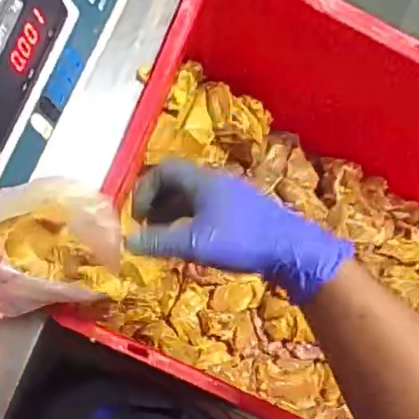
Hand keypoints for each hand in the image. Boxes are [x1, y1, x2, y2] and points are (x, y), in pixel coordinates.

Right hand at [127, 158, 353, 302]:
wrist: (290, 248)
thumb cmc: (240, 241)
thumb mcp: (194, 243)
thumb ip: (160, 241)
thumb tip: (128, 242)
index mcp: (202, 180)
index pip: (162, 170)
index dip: (143, 190)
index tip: (136, 217)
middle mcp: (214, 181)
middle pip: (175, 182)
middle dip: (154, 203)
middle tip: (145, 228)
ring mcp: (228, 195)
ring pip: (189, 197)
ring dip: (170, 214)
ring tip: (162, 238)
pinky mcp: (238, 211)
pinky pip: (204, 208)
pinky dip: (187, 221)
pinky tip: (188, 241)